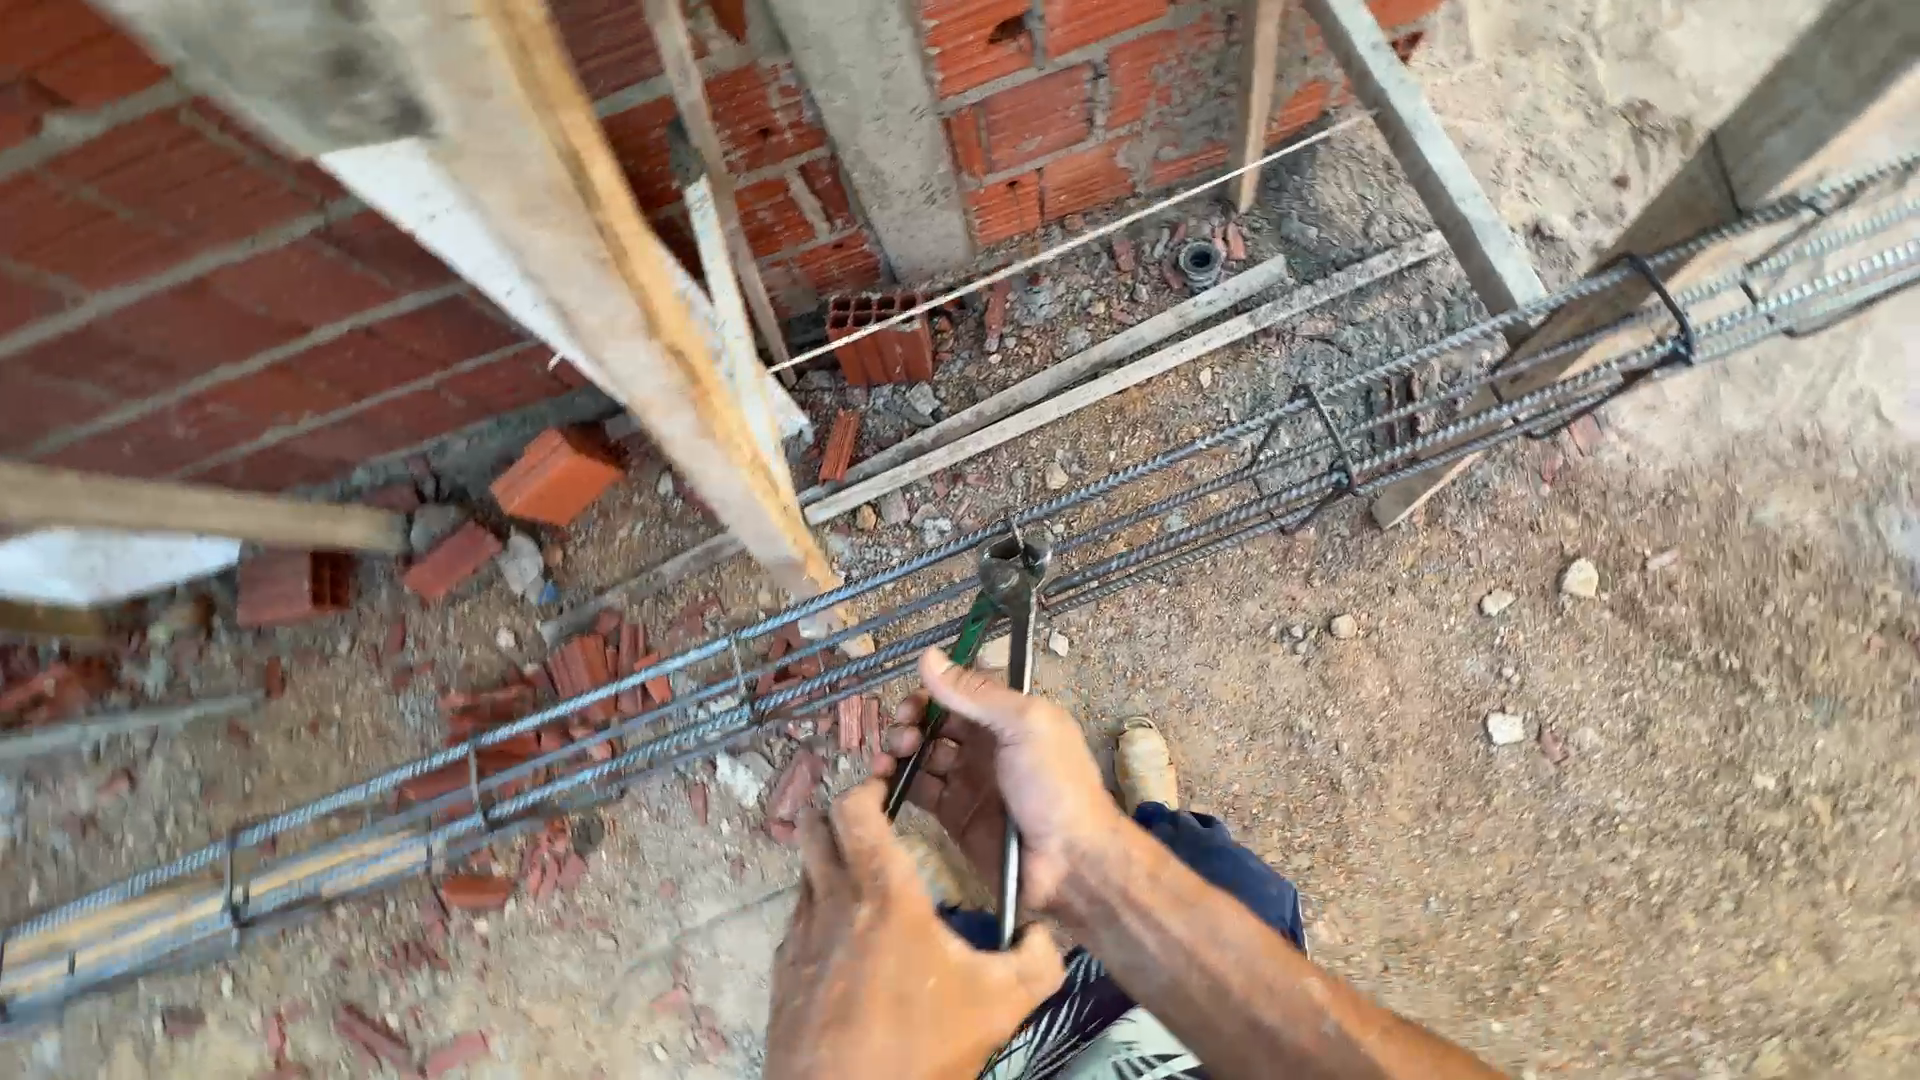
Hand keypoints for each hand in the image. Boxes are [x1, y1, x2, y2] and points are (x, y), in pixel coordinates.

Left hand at [765, 781, 1063, 1079]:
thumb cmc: (918, 1048)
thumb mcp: (997, 1005)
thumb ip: (1036, 962)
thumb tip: (1048, 934)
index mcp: (882, 891)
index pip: (853, 809)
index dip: (866, 787)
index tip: (887, 788)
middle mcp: (832, 900)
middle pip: (814, 826)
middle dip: (837, 812)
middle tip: (870, 822)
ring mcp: (800, 936)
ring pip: (804, 869)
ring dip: (827, 858)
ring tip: (862, 876)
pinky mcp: (783, 972)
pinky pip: (797, 916)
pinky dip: (818, 906)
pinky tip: (846, 937)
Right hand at [872, 649, 1123, 912]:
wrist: (1071, 863)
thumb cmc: (1056, 784)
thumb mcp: (1024, 725)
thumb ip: (975, 693)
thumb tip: (929, 655)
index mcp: (1007, 716)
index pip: (961, 690)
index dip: (934, 690)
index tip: (915, 700)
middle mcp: (985, 743)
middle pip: (936, 720)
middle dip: (912, 719)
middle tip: (903, 731)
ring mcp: (968, 778)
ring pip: (922, 752)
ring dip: (899, 747)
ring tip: (891, 757)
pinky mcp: (954, 813)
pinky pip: (919, 789)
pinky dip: (897, 781)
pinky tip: (884, 778)